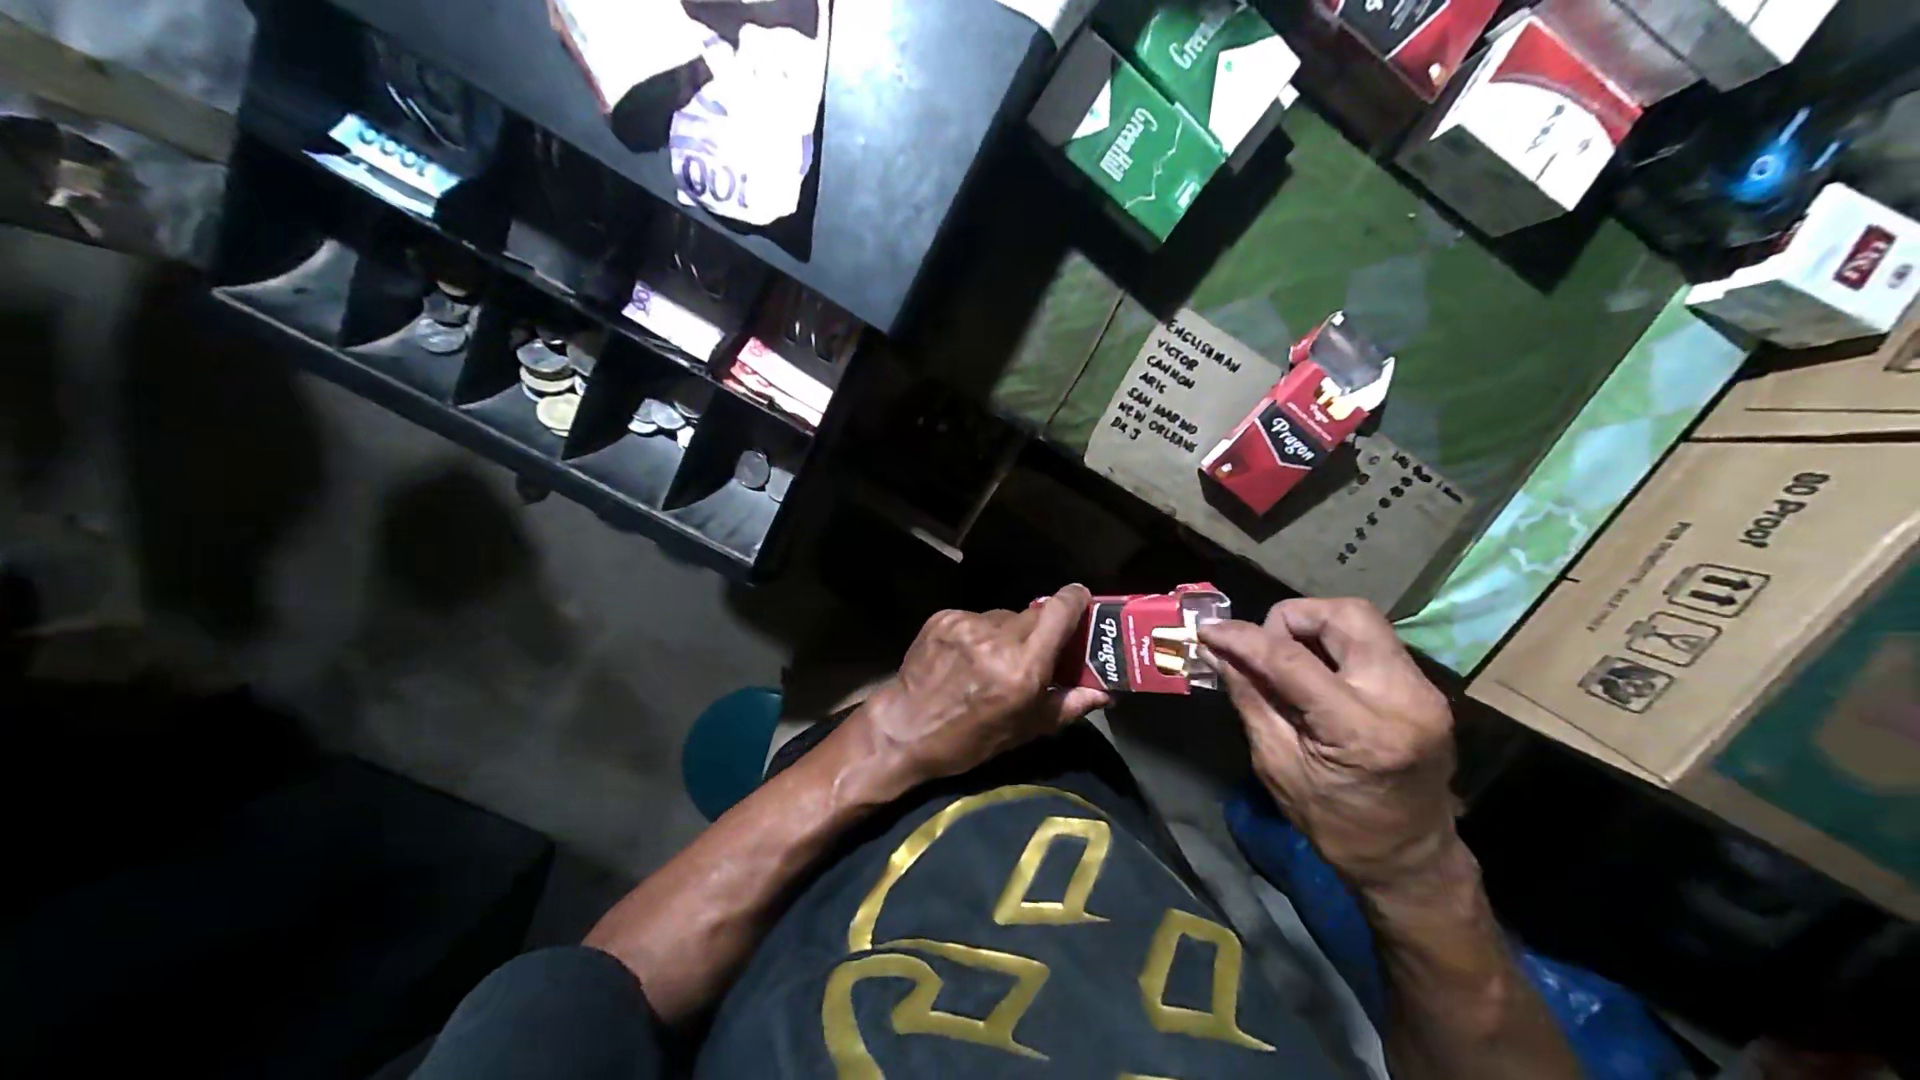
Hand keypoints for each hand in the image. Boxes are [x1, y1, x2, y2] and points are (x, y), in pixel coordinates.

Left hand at [852, 584, 1111, 785]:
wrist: (905, 729)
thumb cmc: (971, 738)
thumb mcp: (1026, 729)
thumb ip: (1070, 705)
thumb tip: (1106, 693)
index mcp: (1023, 667)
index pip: (1059, 610)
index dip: (1075, 599)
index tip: (1081, 600)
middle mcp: (997, 638)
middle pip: (1034, 614)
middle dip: (1039, 630)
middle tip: (1032, 652)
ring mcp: (967, 625)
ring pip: (1003, 615)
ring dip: (1006, 632)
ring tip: (991, 661)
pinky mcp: (943, 618)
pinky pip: (975, 617)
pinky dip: (978, 632)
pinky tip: (965, 657)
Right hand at [1199, 598, 1458, 893]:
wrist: (1410, 857)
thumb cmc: (1336, 824)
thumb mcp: (1277, 765)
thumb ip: (1251, 698)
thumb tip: (1217, 652)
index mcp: (1362, 731)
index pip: (1292, 659)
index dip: (1243, 638)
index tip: (1208, 631)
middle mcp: (1403, 699)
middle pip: (1345, 615)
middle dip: (1290, 618)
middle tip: (1262, 647)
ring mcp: (1423, 690)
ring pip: (1361, 619)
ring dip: (1312, 626)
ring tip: (1285, 658)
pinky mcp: (1424, 688)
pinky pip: (1371, 641)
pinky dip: (1332, 643)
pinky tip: (1313, 672)